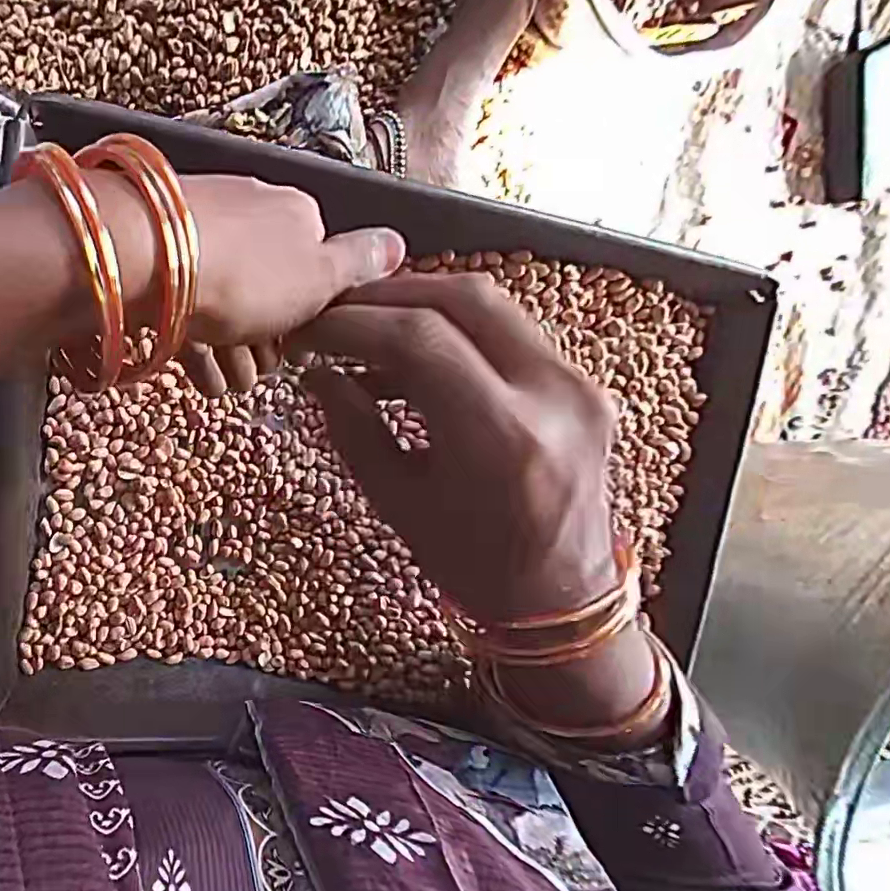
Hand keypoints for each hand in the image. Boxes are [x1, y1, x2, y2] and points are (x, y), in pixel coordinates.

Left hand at [153, 175, 404, 395]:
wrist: (150, 258)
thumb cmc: (246, 274)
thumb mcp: (320, 277)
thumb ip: (360, 264)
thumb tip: (397, 243)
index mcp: (297, 217)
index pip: (313, 275)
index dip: (306, 322)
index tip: (294, 354)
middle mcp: (250, 219)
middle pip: (267, 295)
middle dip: (263, 344)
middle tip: (256, 374)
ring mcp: (202, 239)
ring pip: (226, 306)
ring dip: (231, 353)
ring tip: (226, 385)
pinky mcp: (162, 262)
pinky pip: (189, 308)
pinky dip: (198, 346)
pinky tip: (201, 378)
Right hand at [290, 271, 620, 620]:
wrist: (561, 595)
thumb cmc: (472, 563)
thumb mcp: (397, 502)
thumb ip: (355, 429)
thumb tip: (317, 375)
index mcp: (501, 437)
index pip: (419, 340)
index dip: (352, 325)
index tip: (309, 330)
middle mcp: (553, 395)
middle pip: (463, 300)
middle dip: (385, 295)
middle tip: (332, 312)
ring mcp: (577, 383)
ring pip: (489, 306)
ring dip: (417, 305)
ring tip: (361, 332)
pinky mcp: (580, 382)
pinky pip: (505, 332)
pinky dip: (449, 330)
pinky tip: (405, 357)